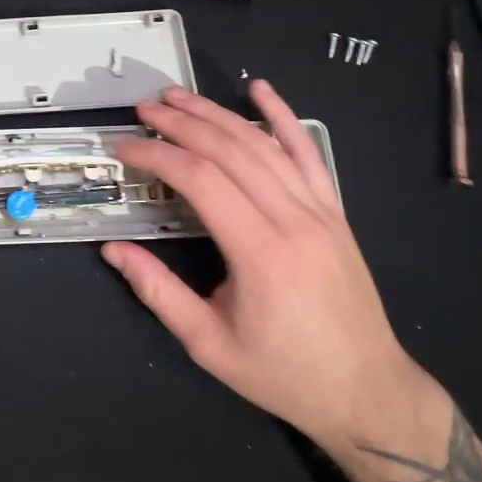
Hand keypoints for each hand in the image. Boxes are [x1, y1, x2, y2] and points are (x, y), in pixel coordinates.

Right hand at [102, 82, 442, 455]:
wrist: (368, 392)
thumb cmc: (285, 374)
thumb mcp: (210, 345)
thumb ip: (159, 292)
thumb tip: (113, 250)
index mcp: (260, 253)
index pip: (200, 179)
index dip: (156, 154)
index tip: (123, 147)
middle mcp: (292, 220)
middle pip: (229, 150)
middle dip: (181, 123)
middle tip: (143, 109)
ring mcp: (319, 211)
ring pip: (263, 144)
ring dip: (217, 113)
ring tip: (178, 96)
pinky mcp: (334, 212)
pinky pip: (308, 153)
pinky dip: (283, 116)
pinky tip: (261, 89)